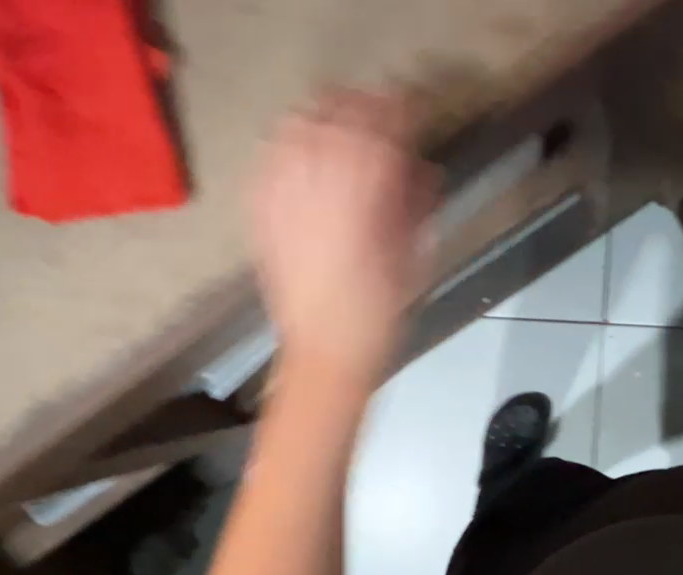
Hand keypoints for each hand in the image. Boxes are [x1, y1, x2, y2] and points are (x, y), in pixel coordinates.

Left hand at [251, 89, 435, 390]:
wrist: (325, 358)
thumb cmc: (377, 319)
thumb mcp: (413, 263)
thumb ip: (415, 207)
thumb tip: (422, 170)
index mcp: (363, 201)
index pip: (380, 130)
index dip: (398, 112)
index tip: (410, 112)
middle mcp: (318, 190)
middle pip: (333, 116)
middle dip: (357, 109)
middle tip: (375, 118)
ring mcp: (282, 201)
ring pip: (295, 130)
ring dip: (319, 120)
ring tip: (335, 127)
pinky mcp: (261, 216)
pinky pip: (266, 163)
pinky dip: (283, 149)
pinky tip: (296, 156)